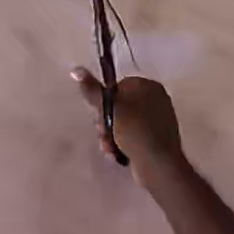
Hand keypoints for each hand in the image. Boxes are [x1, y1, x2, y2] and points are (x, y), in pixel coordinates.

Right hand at [69, 69, 185, 186]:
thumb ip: (91, 89)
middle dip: (105, 122)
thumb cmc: (134, 130)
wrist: (157, 163)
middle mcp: (156, 99)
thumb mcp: (108, 107)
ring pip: (123, 122)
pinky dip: (122, 143)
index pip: (117, 86)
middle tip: (102, 132)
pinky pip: (132, 135)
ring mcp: (157, 120)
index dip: (104, 101)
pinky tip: (116, 152)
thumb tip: (75, 69)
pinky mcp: (156, 138)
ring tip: (108, 146)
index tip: (99, 114)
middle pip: (118, 105)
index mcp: (148, 86)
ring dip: (110, 135)